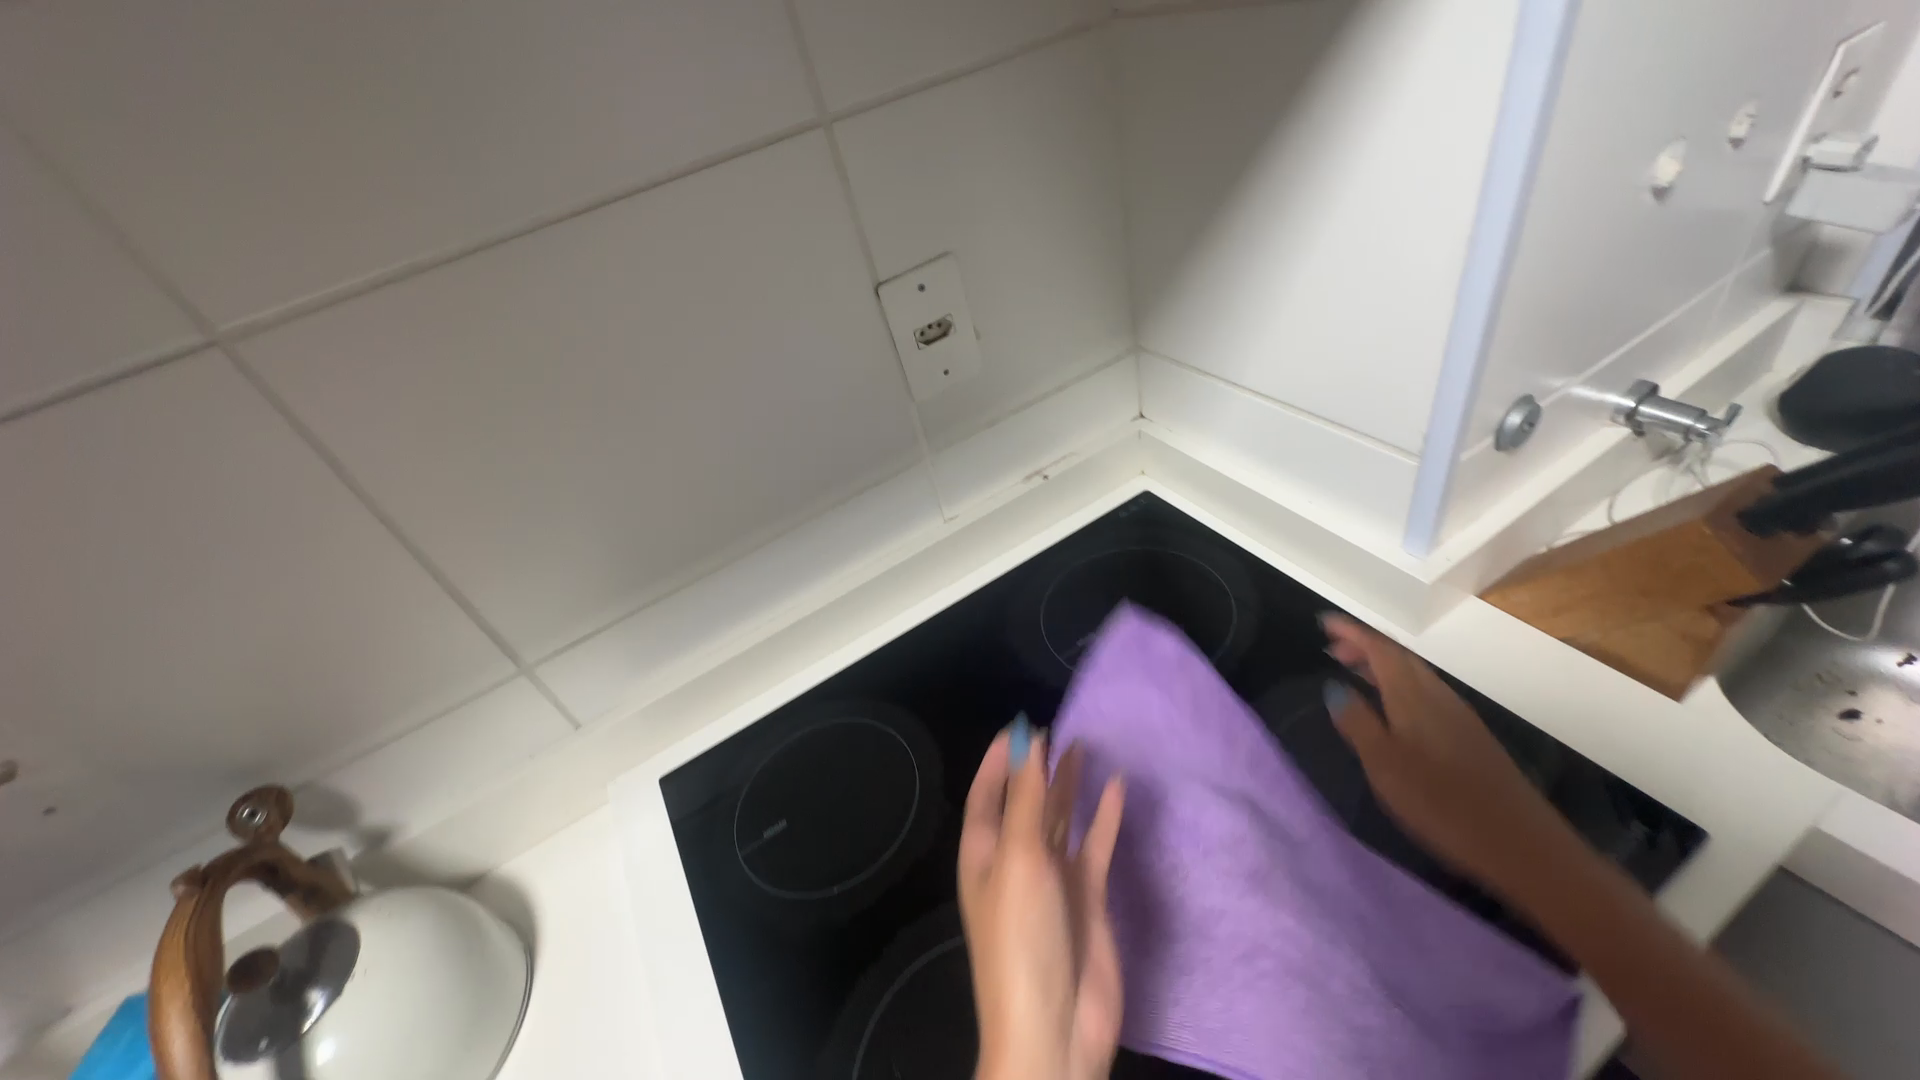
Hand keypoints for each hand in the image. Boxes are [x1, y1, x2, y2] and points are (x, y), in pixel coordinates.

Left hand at [958, 723, 1125, 1079]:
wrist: (1055, 1026)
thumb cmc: (1021, 936)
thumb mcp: (1018, 860)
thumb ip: (1027, 801)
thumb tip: (1026, 743)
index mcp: (985, 853)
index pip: (987, 794)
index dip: (999, 761)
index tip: (1019, 726)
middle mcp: (1016, 860)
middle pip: (1026, 803)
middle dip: (1038, 769)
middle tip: (1060, 729)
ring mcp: (1053, 879)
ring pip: (1061, 820)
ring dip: (1070, 786)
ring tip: (1085, 746)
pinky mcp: (1087, 896)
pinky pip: (1095, 846)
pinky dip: (1104, 818)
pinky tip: (1116, 789)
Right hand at [1321, 614, 1579, 897]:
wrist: (1519, 843)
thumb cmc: (1440, 802)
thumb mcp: (1384, 764)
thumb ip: (1357, 722)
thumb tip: (1334, 686)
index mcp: (1413, 697)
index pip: (1380, 650)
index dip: (1352, 632)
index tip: (1324, 621)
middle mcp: (1437, 696)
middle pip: (1399, 658)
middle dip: (1365, 646)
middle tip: (1332, 649)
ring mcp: (1458, 716)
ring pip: (1414, 676)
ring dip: (1383, 667)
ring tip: (1355, 674)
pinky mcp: (1469, 737)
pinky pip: (1426, 694)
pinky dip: (1400, 687)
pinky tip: (1393, 709)